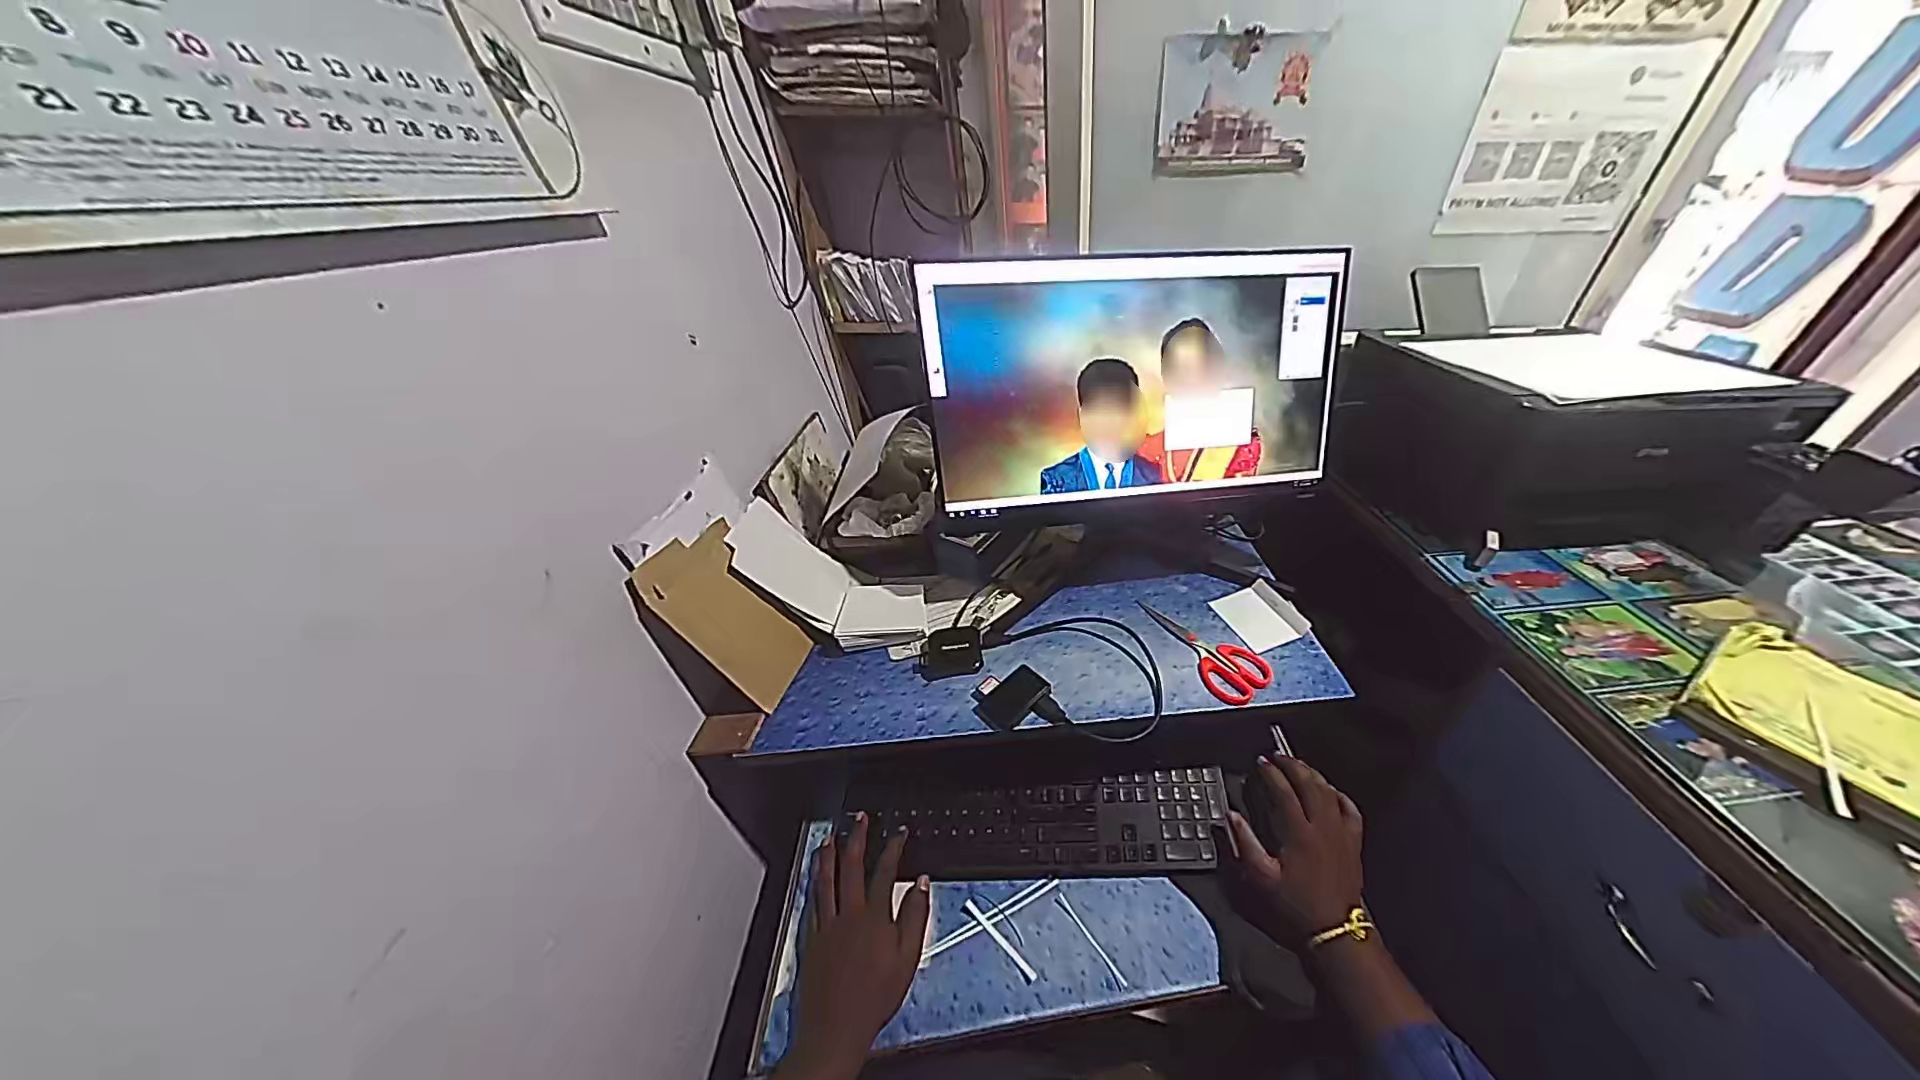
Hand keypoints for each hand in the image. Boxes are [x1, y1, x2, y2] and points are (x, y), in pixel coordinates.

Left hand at [781, 814, 930, 1079]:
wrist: (836, 1028)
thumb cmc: (873, 997)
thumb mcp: (907, 958)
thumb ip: (916, 916)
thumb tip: (921, 884)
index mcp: (875, 917)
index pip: (885, 870)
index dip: (893, 846)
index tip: (899, 832)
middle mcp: (849, 915)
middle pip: (852, 865)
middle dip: (858, 836)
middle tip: (860, 818)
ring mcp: (827, 924)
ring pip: (826, 878)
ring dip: (830, 853)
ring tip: (832, 836)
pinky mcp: (811, 937)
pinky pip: (812, 899)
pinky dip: (814, 881)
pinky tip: (815, 874)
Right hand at [1226, 755, 1364, 936]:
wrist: (1334, 931)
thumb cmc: (1295, 906)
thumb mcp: (1260, 877)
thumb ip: (1244, 842)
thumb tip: (1231, 816)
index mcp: (1300, 834)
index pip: (1285, 791)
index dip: (1271, 773)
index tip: (1261, 763)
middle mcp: (1323, 829)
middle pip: (1310, 784)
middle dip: (1293, 765)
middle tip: (1278, 755)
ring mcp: (1342, 835)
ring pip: (1330, 793)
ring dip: (1313, 774)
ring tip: (1299, 765)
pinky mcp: (1353, 845)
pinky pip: (1351, 811)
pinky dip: (1339, 796)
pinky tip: (1331, 791)